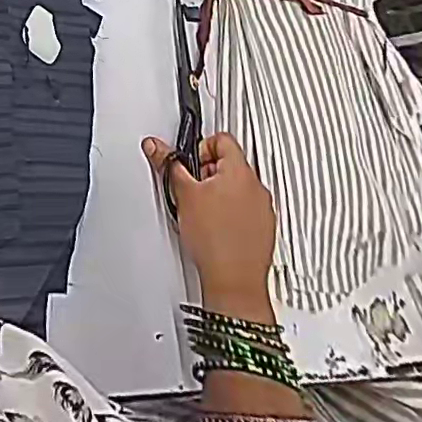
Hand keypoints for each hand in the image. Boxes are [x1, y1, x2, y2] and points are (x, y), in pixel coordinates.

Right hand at [143, 132, 275, 317]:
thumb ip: (169, 164)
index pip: (222, 139)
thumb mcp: (183, 195)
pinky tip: (215, 226)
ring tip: (203, 210)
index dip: (201, 148)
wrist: (234, 282)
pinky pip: (247, 208)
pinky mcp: (264, 228)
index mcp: (239, 171)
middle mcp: (256, 187)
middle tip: (194, 188)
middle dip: (209, 172)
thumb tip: (157, 148)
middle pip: (230, 162)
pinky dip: (232, 212)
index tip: (191, 165)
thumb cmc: (215, 241)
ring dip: (220, 192)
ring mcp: (263, 208)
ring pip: (238, 187)